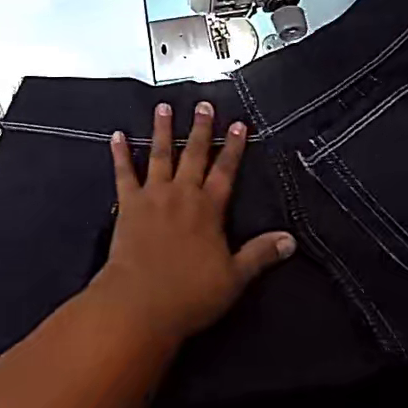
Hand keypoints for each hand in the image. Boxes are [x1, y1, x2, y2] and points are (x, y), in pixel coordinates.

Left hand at [90, 102, 295, 343]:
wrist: (140, 303)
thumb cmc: (189, 294)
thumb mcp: (234, 278)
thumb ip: (260, 254)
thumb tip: (290, 240)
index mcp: (208, 209)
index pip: (225, 170)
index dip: (234, 146)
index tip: (239, 124)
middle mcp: (182, 194)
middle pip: (193, 154)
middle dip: (201, 129)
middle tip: (203, 105)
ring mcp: (153, 195)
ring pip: (160, 154)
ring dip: (162, 130)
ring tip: (163, 107)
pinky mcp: (128, 204)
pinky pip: (124, 173)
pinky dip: (120, 154)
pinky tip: (117, 136)